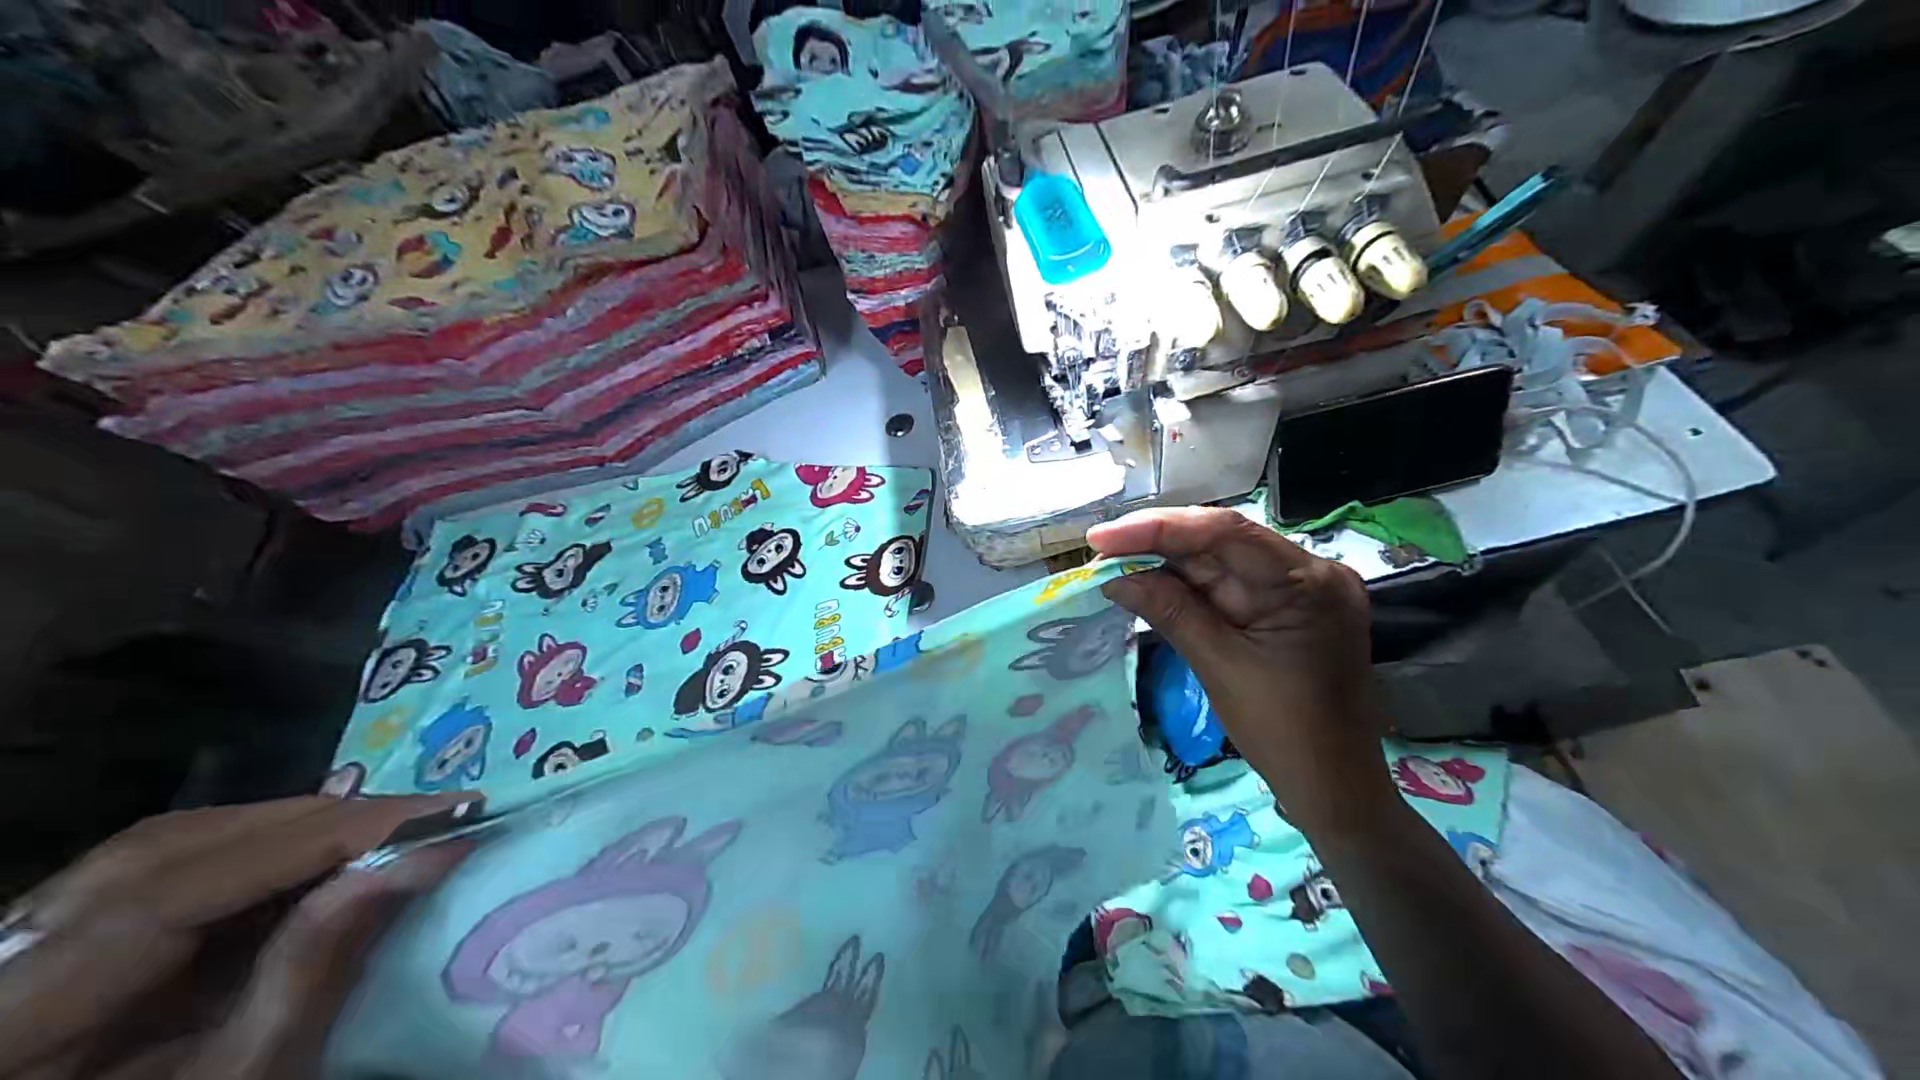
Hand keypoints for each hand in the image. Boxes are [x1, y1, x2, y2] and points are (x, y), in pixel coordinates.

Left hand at [0, 794, 472, 1079]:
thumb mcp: (242, 1076)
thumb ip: (316, 966)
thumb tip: (424, 856)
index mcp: (11, 1021)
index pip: (171, 895)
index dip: (312, 840)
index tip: (430, 812)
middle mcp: (8, 958)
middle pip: (171, 850)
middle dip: (316, 821)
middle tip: (427, 811)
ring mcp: (38, 938)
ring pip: (175, 842)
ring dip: (297, 824)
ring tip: (391, 822)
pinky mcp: (78, 929)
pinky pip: (173, 861)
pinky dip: (266, 843)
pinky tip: (328, 839)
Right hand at [1088, 507, 1391, 828]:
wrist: (1335, 787)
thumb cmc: (1284, 733)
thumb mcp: (1219, 666)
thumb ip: (1169, 611)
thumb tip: (1115, 579)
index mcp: (1307, 582)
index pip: (1224, 533)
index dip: (1157, 528)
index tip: (1102, 538)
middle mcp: (1313, 571)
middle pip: (1223, 541)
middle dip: (1158, 543)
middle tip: (1101, 549)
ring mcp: (1304, 589)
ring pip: (1224, 561)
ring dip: (1169, 563)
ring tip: (1115, 562)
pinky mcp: (1290, 608)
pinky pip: (1233, 585)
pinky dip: (1191, 586)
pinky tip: (1152, 581)